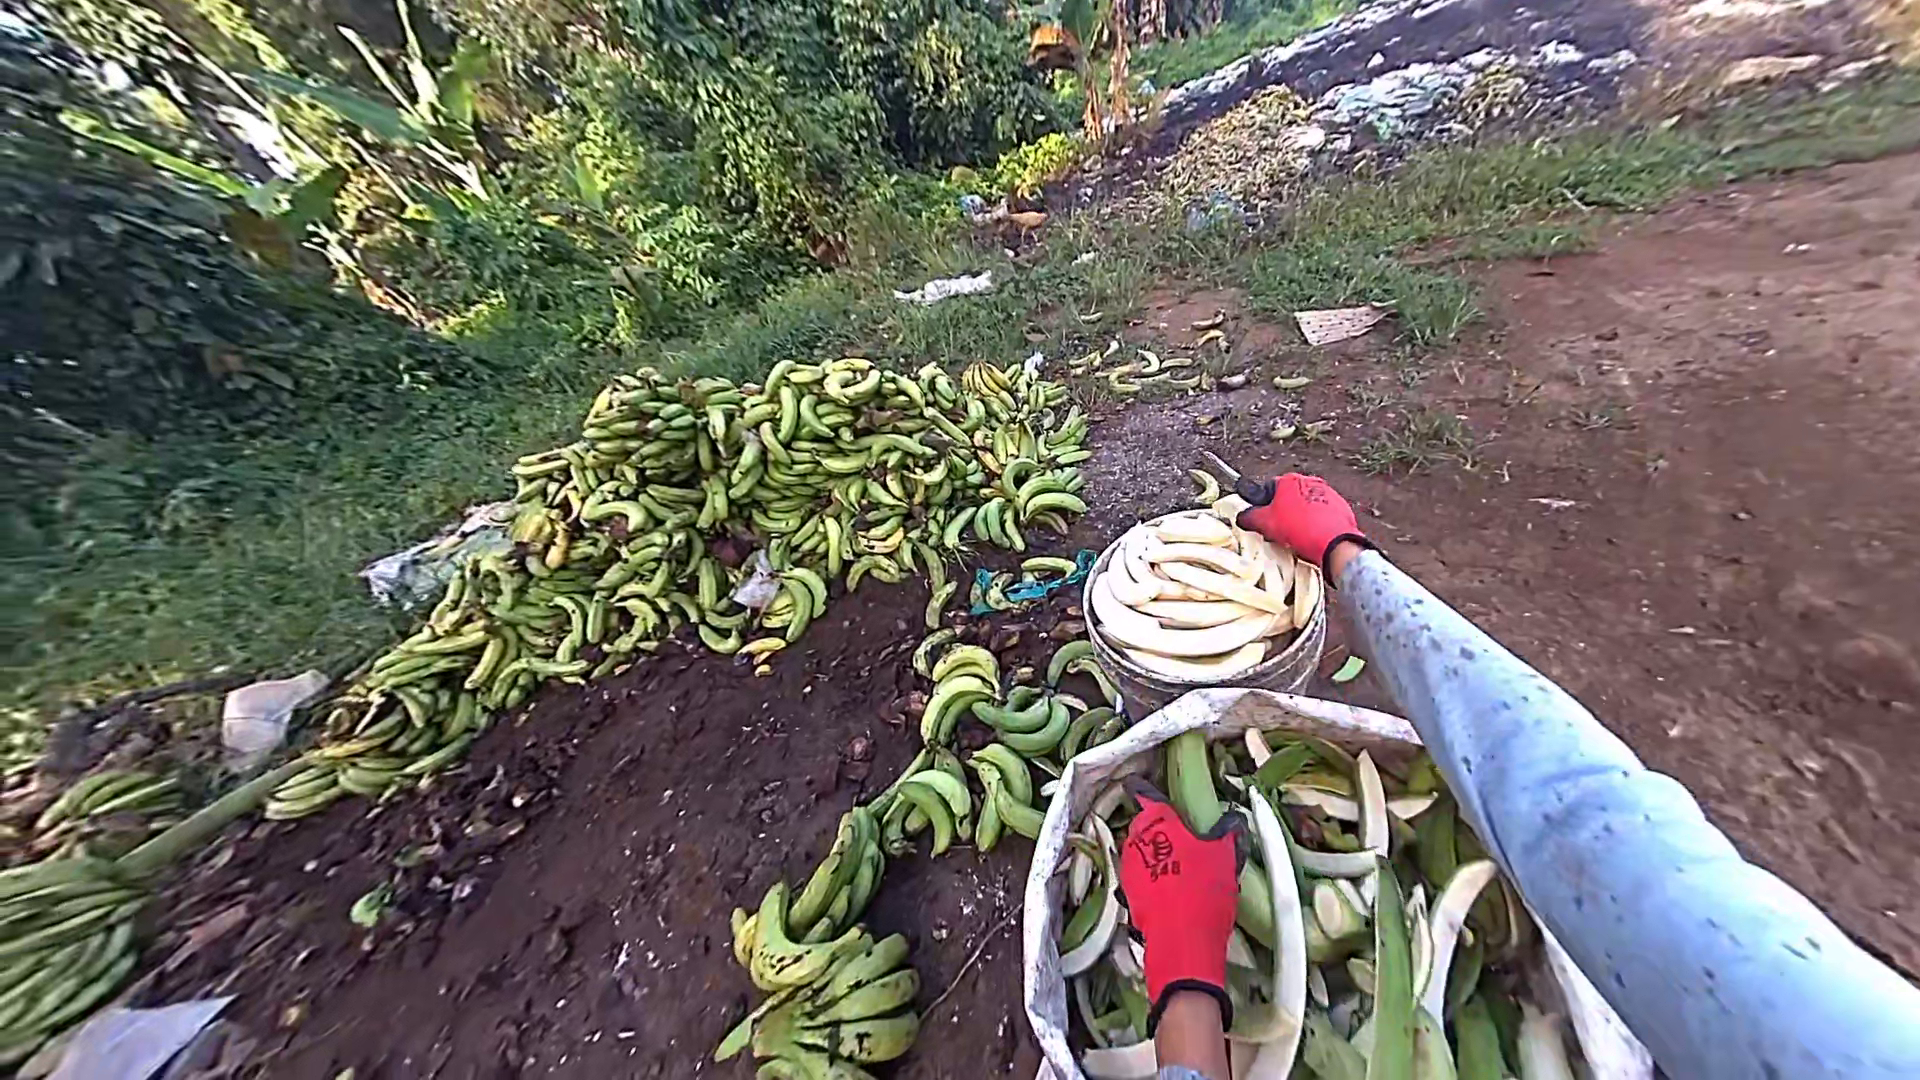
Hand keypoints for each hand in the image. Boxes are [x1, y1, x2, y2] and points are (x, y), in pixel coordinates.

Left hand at [1117, 782, 1244, 1032]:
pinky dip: (1151, 878)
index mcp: (1158, 820)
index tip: (1138, 783)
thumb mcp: (1224, 857)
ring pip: (1141, 849)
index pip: (1146, 794)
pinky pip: (1140, 875)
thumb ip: (1227, 833)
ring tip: (1180, 872)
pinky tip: (1170, 892)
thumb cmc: (1203, 891)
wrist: (1182, 942)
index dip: (1144, 788)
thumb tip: (1234, 819)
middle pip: (1145, 824)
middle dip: (1160, 830)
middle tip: (1183, 843)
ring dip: (1155, 854)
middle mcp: (1137, 836)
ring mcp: (1128, 864)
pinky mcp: (1127, 890)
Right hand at [1235, 473, 1373, 571]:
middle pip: (1288, 498)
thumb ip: (1249, 517)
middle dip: (1281, 512)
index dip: (1262, 505)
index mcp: (1290, 480)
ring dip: (1298, 519)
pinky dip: (1315, 525)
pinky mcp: (1342, 509)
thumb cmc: (1299, 528)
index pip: (1268, 488)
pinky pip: (1321, 517)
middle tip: (1275, 529)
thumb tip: (1243, 517)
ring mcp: (1329, 495)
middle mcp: (1311, 482)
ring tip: (1293, 537)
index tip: (1261, 518)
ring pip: (1305, 507)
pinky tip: (1310, 538)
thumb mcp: (1263, 523)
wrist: (1335, 543)